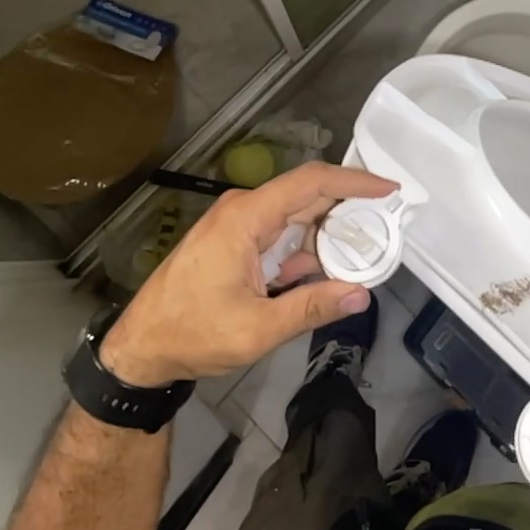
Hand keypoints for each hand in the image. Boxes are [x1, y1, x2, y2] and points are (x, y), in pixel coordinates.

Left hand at [100, 161, 398, 387]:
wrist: (140, 348)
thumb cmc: (191, 334)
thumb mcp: (256, 329)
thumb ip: (310, 308)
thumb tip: (361, 294)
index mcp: (246, 218)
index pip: (310, 182)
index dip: (354, 180)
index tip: (389, 189)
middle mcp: (244, 211)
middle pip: (308, 197)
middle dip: (350, 209)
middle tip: (388, 225)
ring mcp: (238, 226)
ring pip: (297, 218)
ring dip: (329, 235)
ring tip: (366, 251)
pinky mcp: (236, 242)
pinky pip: (281, 236)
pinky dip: (307, 251)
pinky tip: (327, 272)